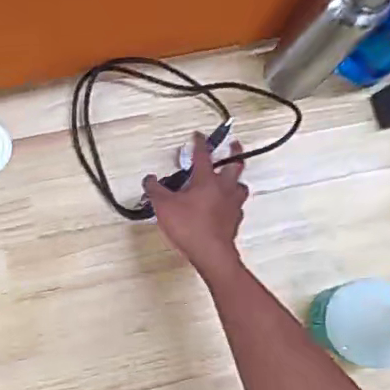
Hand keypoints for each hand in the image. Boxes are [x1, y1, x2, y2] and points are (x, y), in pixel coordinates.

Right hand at [143, 132, 248, 276]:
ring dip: (237, 180)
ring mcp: (232, 205)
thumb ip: (155, 190)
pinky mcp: (234, 221)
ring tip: (233, 178)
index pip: (203, 155)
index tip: (199, 136)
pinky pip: (238, 207)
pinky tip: (228, 207)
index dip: (200, 142)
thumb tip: (149, 180)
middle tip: (234, 144)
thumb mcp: (163, 206)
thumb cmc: (190, 227)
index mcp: (206, 180)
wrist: (210, 253)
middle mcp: (223, 189)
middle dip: (234, 152)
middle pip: (234, 164)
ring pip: (240, 186)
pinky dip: (233, 204)